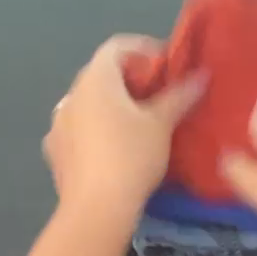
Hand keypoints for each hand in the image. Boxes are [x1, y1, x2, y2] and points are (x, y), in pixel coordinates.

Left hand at [46, 35, 205, 222]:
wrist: (96, 208)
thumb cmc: (132, 156)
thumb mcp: (161, 125)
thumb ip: (179, 96)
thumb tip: (201, 75)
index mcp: (95, 79)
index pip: (118, 47)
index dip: (145, 50)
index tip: (167, 68)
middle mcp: (71, 95)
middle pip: (101, 75)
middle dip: (130, 81)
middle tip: (157, 97)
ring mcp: (58, 124)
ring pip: (88, 104)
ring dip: (111, 107)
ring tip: (136, 126)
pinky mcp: (54, 152)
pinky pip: (78, 130)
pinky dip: (96, 131)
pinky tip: (111, 150)